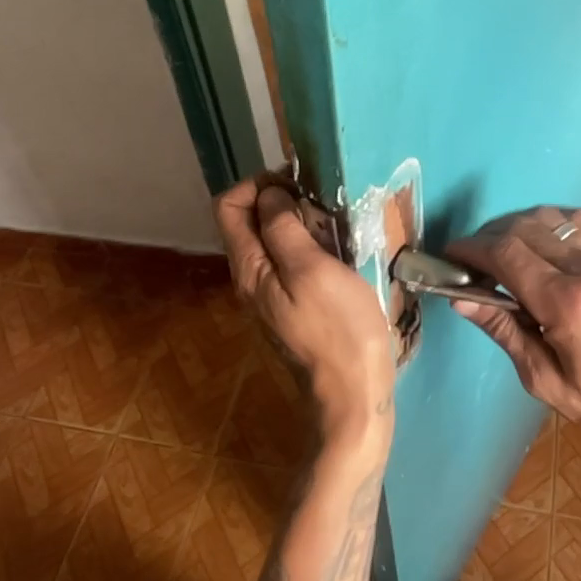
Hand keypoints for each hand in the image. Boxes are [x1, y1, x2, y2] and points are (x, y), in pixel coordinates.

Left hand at [213, 174, 396, 432]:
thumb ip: (283, 228)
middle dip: (280, 200)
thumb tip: (270, 195)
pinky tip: (340, 253)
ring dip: (300, 224)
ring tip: (336, 224)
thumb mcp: (312, 269)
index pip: (227, 206)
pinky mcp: (295, 310)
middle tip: (323, 202)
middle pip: (249, 223)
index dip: (257, 184)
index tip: (297, 184)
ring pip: (273, 243)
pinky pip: (292, 265)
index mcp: (248, 267)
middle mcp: (251, 280)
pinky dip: (311, 248)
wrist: (352, 396)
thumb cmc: (338, 330)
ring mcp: (273, 298)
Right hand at [446, 207, 580, 473]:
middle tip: (469, 262)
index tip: (449, 257)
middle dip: (487, 238)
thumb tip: (461, 299)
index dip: (470, 249)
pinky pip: (579, 222)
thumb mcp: (545, 381)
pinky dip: (549, 224)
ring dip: (516, 226)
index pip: (505, 254)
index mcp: (568, 305)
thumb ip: (504, 332)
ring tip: (499, 253)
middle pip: (523, 228)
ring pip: (550, 217)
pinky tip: (537, 246)